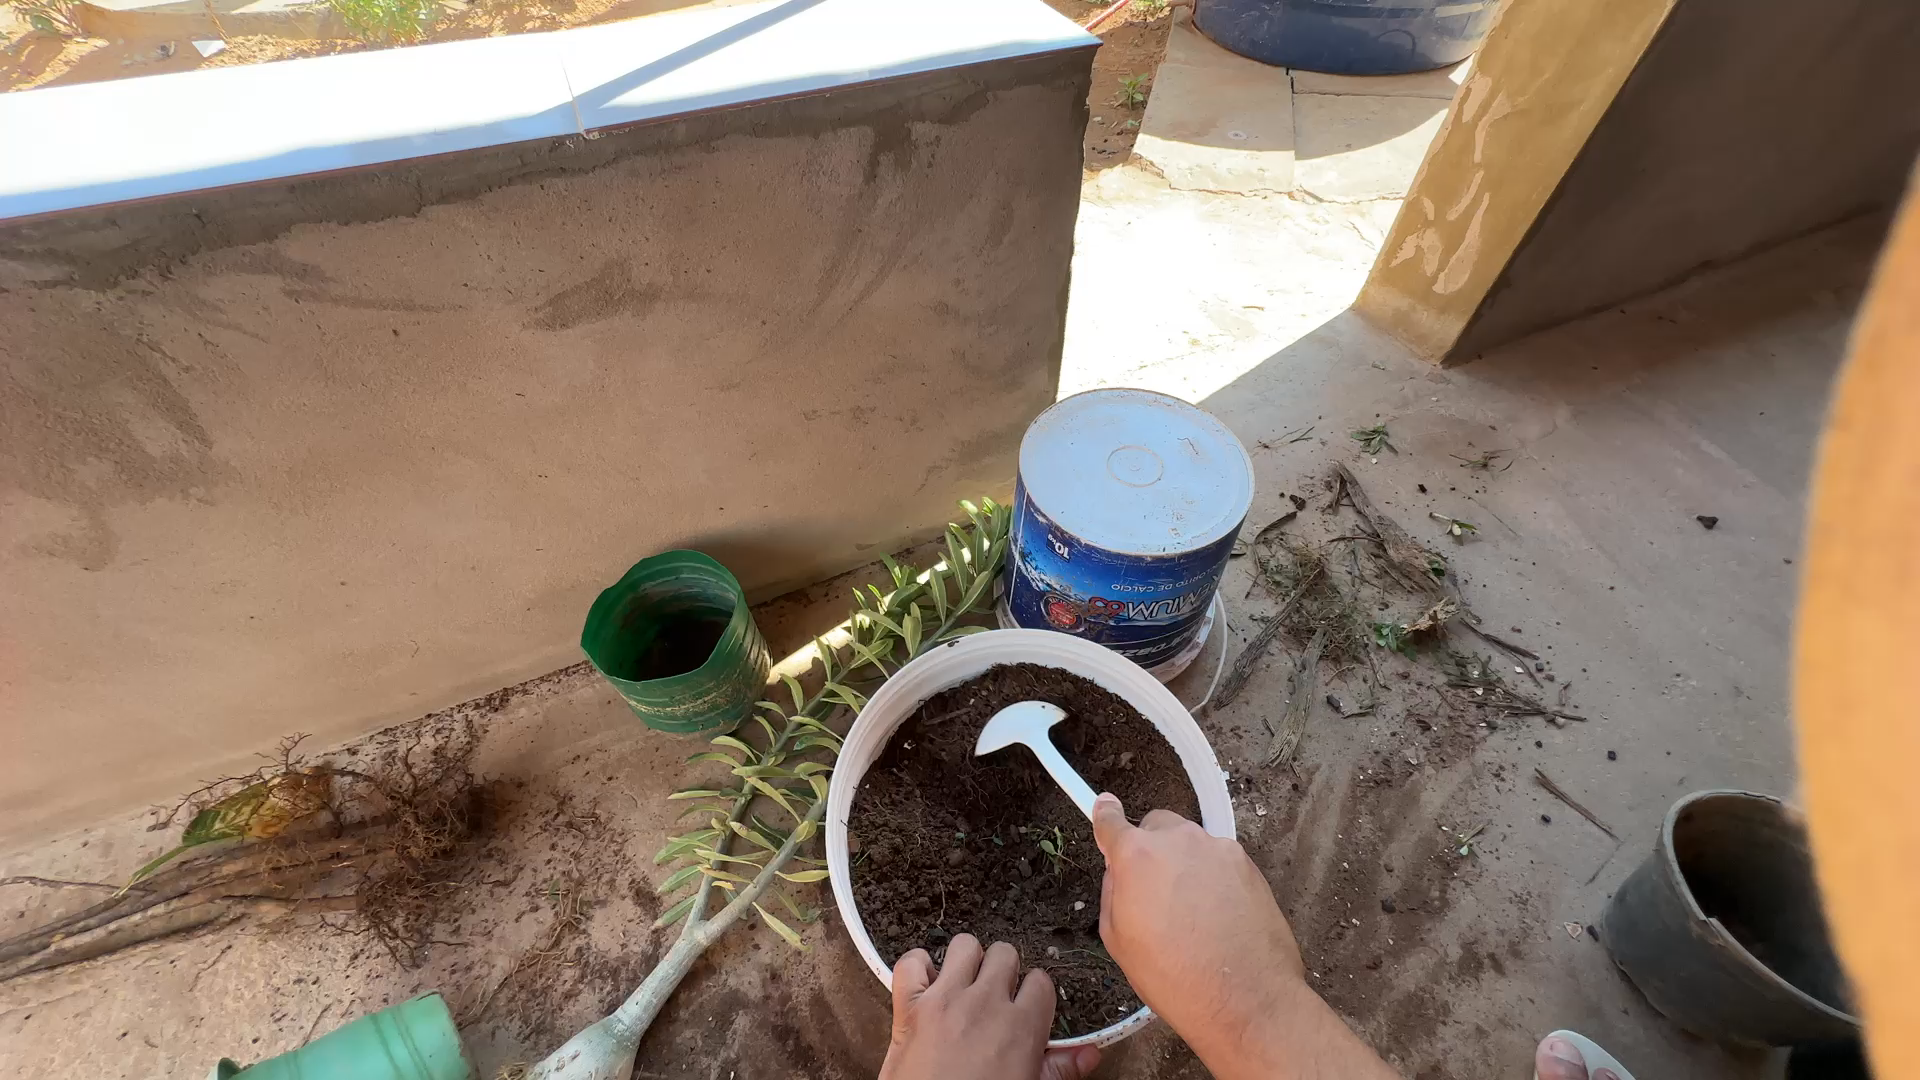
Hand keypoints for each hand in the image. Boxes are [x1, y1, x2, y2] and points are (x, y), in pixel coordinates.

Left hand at [879, 934, 1100, 1079]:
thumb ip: (1058, 1069)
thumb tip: (1088, 1054)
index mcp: (1019, 1029)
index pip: (1041, 981)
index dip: (1034, 995)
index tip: (1026, 1008)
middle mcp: (984, 1004)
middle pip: (1005, 952)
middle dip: (1002, 971)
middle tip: (995, 997)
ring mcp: (945, 1000)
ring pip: (964, 945)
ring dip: (964, 961)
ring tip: (964, 986)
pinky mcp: (910, 1006)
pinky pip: (911, 962)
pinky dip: (917, 968)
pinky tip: (926, 985)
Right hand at [1092, 794, 1397, 1079]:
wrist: (1247, 1002)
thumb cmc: (1176, 977)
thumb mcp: (1118, 941)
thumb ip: (1112, 891)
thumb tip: (1119, 871)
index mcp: (1136, 855)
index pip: (1110, 819)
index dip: (1105, 815)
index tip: (1106, 808)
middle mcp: (1176, 839)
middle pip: (1155, 826)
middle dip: (1151, 849)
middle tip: (1157, 891)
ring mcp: (1215, 847)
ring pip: (1190, 843)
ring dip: (1186, 864)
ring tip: (1196, 913)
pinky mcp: (1246, 862)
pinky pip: (1220, 859)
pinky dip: (1216, 877)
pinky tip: (1221, 916)